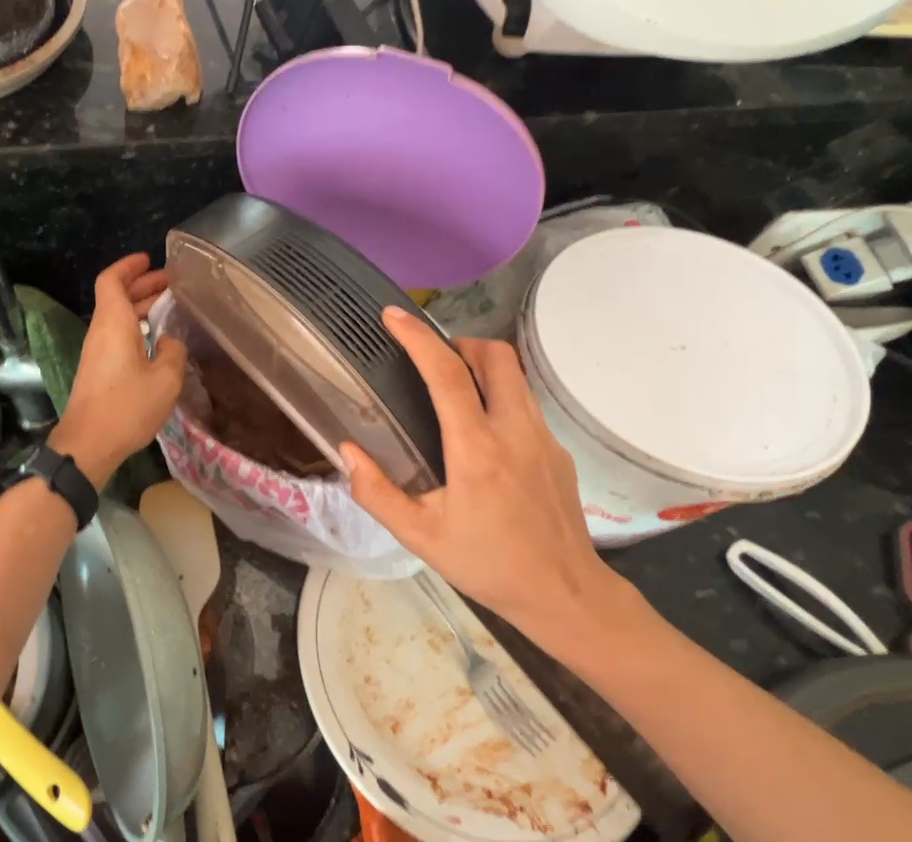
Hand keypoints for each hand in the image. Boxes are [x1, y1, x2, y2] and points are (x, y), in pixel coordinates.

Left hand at [48, 254, 188, 487]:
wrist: (88, 444)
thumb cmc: (126, 407)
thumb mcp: (165, 379)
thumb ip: (174, 351)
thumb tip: (171, 339)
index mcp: (114, 323)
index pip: (112, 280)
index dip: (129, 266)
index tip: (149, 260)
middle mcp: (101, 331)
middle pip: (116, 297)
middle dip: (142, 285)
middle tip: (171, 283)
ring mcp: (97, 352)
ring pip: (117, 317)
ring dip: (140, 308)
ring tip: (169, 307)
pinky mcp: (98, 370)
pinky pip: (117, 336)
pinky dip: (136, 327)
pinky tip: (157, 339)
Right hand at [344, 308, 623, 636]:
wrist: (565, 594)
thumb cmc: (487, 564)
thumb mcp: (419, 537)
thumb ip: (376, 492)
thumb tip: (346, 451)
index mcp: (476, 450)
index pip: (447, 374)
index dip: (417, 338)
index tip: (393, 316)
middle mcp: (514, 431)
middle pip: (495, 356)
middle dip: (459, 342)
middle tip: (430, 358)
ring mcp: (543, 438)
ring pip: (516, 375)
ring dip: (482, 366)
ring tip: (452, 388)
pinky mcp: (558, 450)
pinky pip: (526, 403)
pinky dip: (499, 395)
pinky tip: (481, 431)